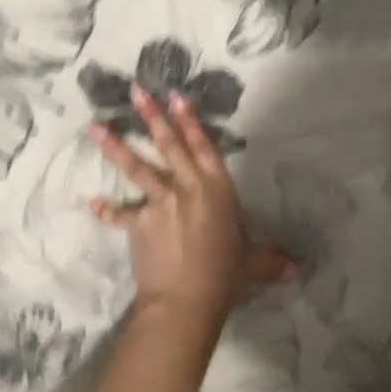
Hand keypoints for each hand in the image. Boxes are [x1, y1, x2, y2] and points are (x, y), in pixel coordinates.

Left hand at [90, 86, 295, 323]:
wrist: (187, 301)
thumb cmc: (226, 276)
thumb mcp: (255, 263)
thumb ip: (273, 260)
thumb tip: (299, 269)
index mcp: (218, 190)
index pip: (204, 146)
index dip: (191, 121)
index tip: (177, 96)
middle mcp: (188, 189)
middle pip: (169, 145)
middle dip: (152, 116)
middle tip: (136, 90)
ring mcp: (160, 204)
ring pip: (137, 169)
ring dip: (116, 146)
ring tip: (96, 126)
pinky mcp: (138, 225)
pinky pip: (120, 215)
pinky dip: (106, 210)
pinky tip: (92, 203)